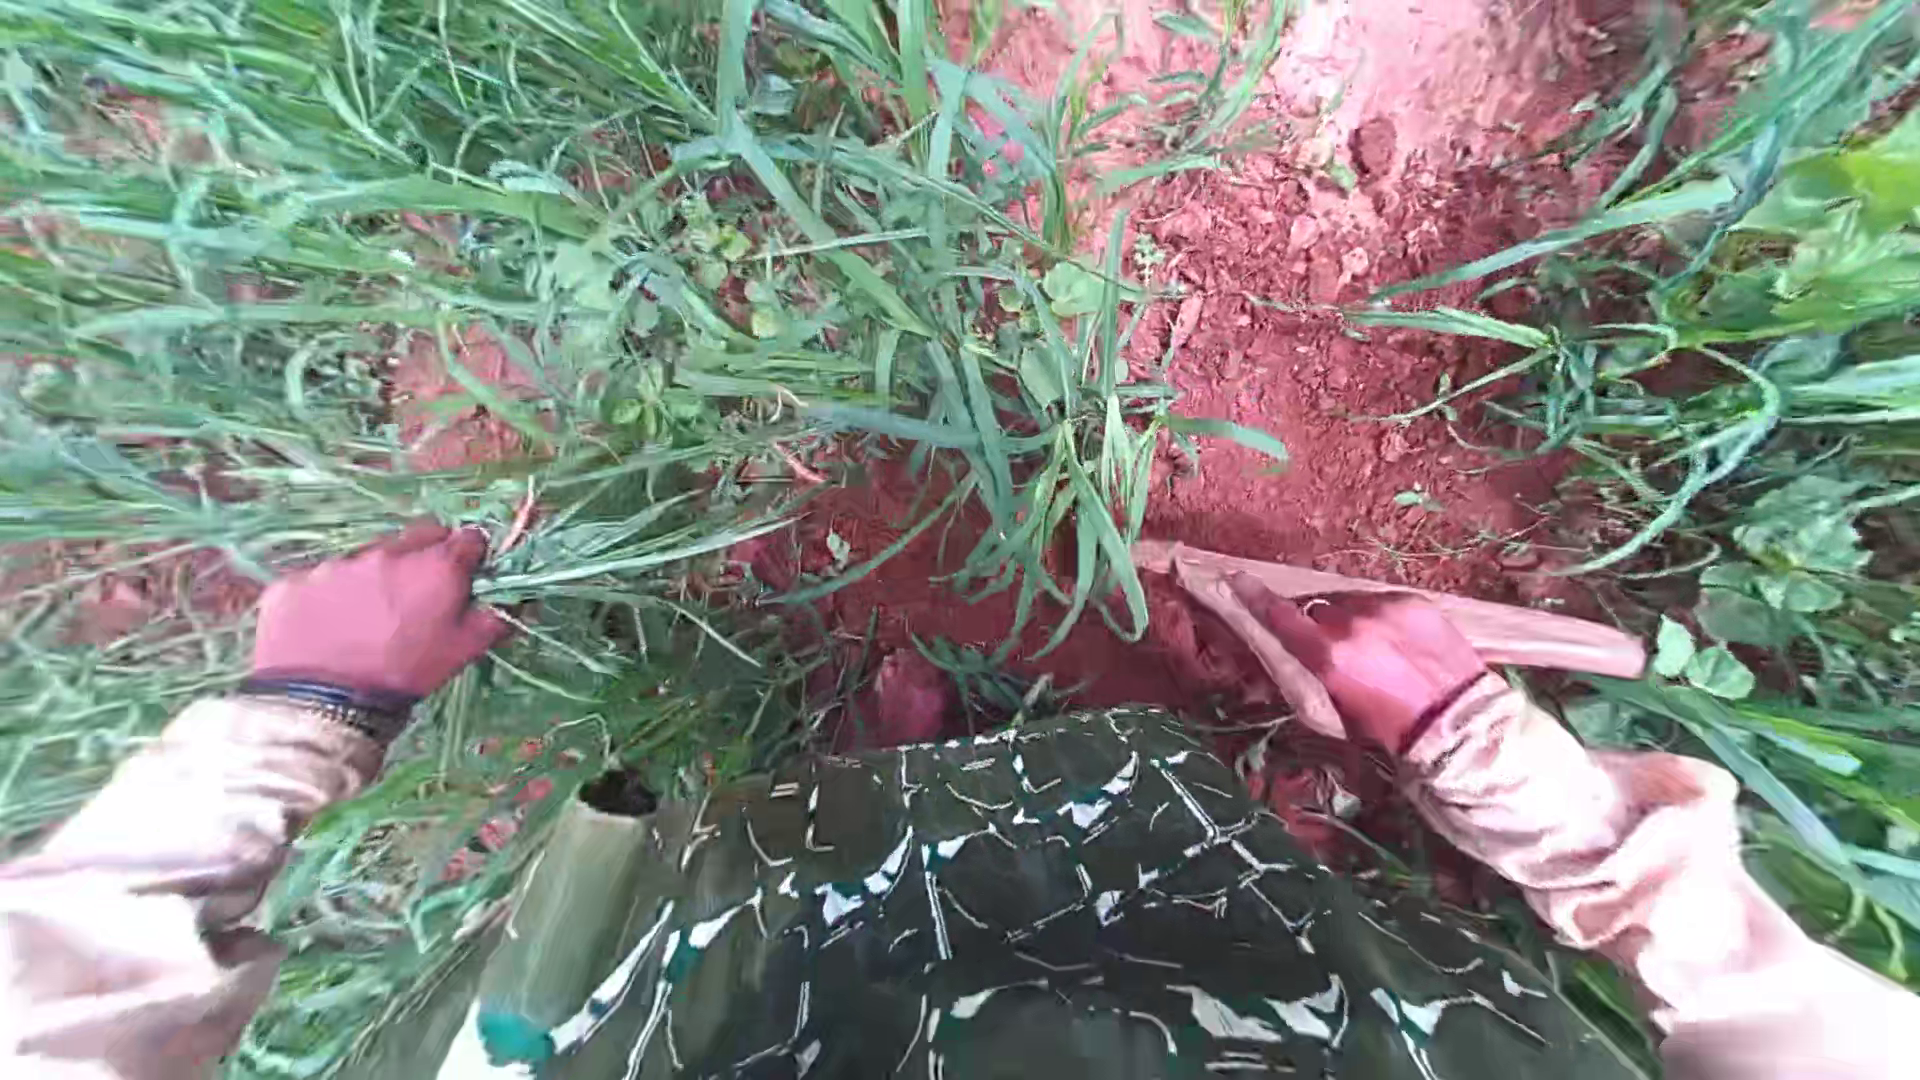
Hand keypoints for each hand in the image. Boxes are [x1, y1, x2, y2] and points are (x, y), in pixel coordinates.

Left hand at [252, 522, 509, 698]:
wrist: (322, 700)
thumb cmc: (409, 669)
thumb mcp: (469, 645)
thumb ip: (498, 613)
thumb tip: (517, 598)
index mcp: (437, 566)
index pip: (469, 538)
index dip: (472, 554)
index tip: (468, 572)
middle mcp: (388, 553)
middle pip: (420, 535)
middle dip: (429, 553)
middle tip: (423, 587)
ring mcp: (336, 565)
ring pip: (370, 554)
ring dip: (381, 571)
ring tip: (373, 609)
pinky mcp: (293, 581)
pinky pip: (324, 576)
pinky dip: (335, 591)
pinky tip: (334, 620)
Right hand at [1227, 577, 1486, 752]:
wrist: (1459, 727)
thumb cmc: (1387, 727)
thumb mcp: (1333, 707)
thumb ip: (1307, 671)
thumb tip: (1288, 653)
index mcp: (1327, 655)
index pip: (1279, 615)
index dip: (1254, 597)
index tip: (1237, 578)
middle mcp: (1351, 625)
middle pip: (1316, 608)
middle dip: (1317, 622)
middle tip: (1334, 645)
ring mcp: (1385, 609)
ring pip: (1348, 602)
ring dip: (1350, 617)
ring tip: (1372, 643)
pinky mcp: (1414, 603)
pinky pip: (1381, 601)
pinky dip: (1380, 616)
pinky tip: (1396, 639)